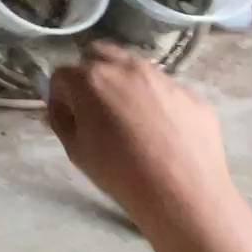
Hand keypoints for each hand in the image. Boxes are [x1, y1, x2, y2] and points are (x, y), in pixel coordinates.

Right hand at [47, 42, 236, 226]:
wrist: (185, 196)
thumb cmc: (120, 173)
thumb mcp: (75, 150)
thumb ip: (61, 122)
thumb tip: (61, 111)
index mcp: (90, 79)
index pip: (61, 74)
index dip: (59, 96)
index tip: (67, 117)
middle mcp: (126, 69)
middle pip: (97, 55)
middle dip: (90, 75)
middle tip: (95, 106)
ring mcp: (163, 79)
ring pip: (133, 68)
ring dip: (124, 84)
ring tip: (131, 118)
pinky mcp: (191, 95)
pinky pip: (164, 89)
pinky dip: (155, 101)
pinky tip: (161, 131)